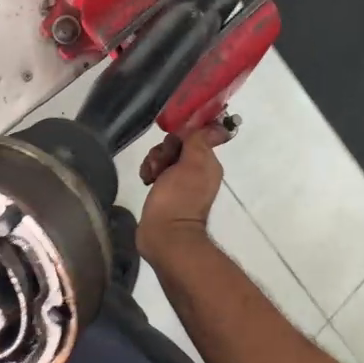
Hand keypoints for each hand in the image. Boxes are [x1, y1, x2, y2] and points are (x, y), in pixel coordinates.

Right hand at [136, 124, 231, 262]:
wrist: (165, 236)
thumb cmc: (180, 198)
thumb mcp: (194, 163)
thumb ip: (199, 140)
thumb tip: (217, 126)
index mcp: (208, 163)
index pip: (195, 135)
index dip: (182, 133)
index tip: (173, 139)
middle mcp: (196, 170)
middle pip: (177, 144)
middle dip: (164, 149)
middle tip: (161, 163)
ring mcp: (180, 181)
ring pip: (164, 156)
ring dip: (154, 160)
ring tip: (150, 175)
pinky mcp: (164, 190)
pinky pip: (155, 170)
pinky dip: (149, 171)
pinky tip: (146, 180)